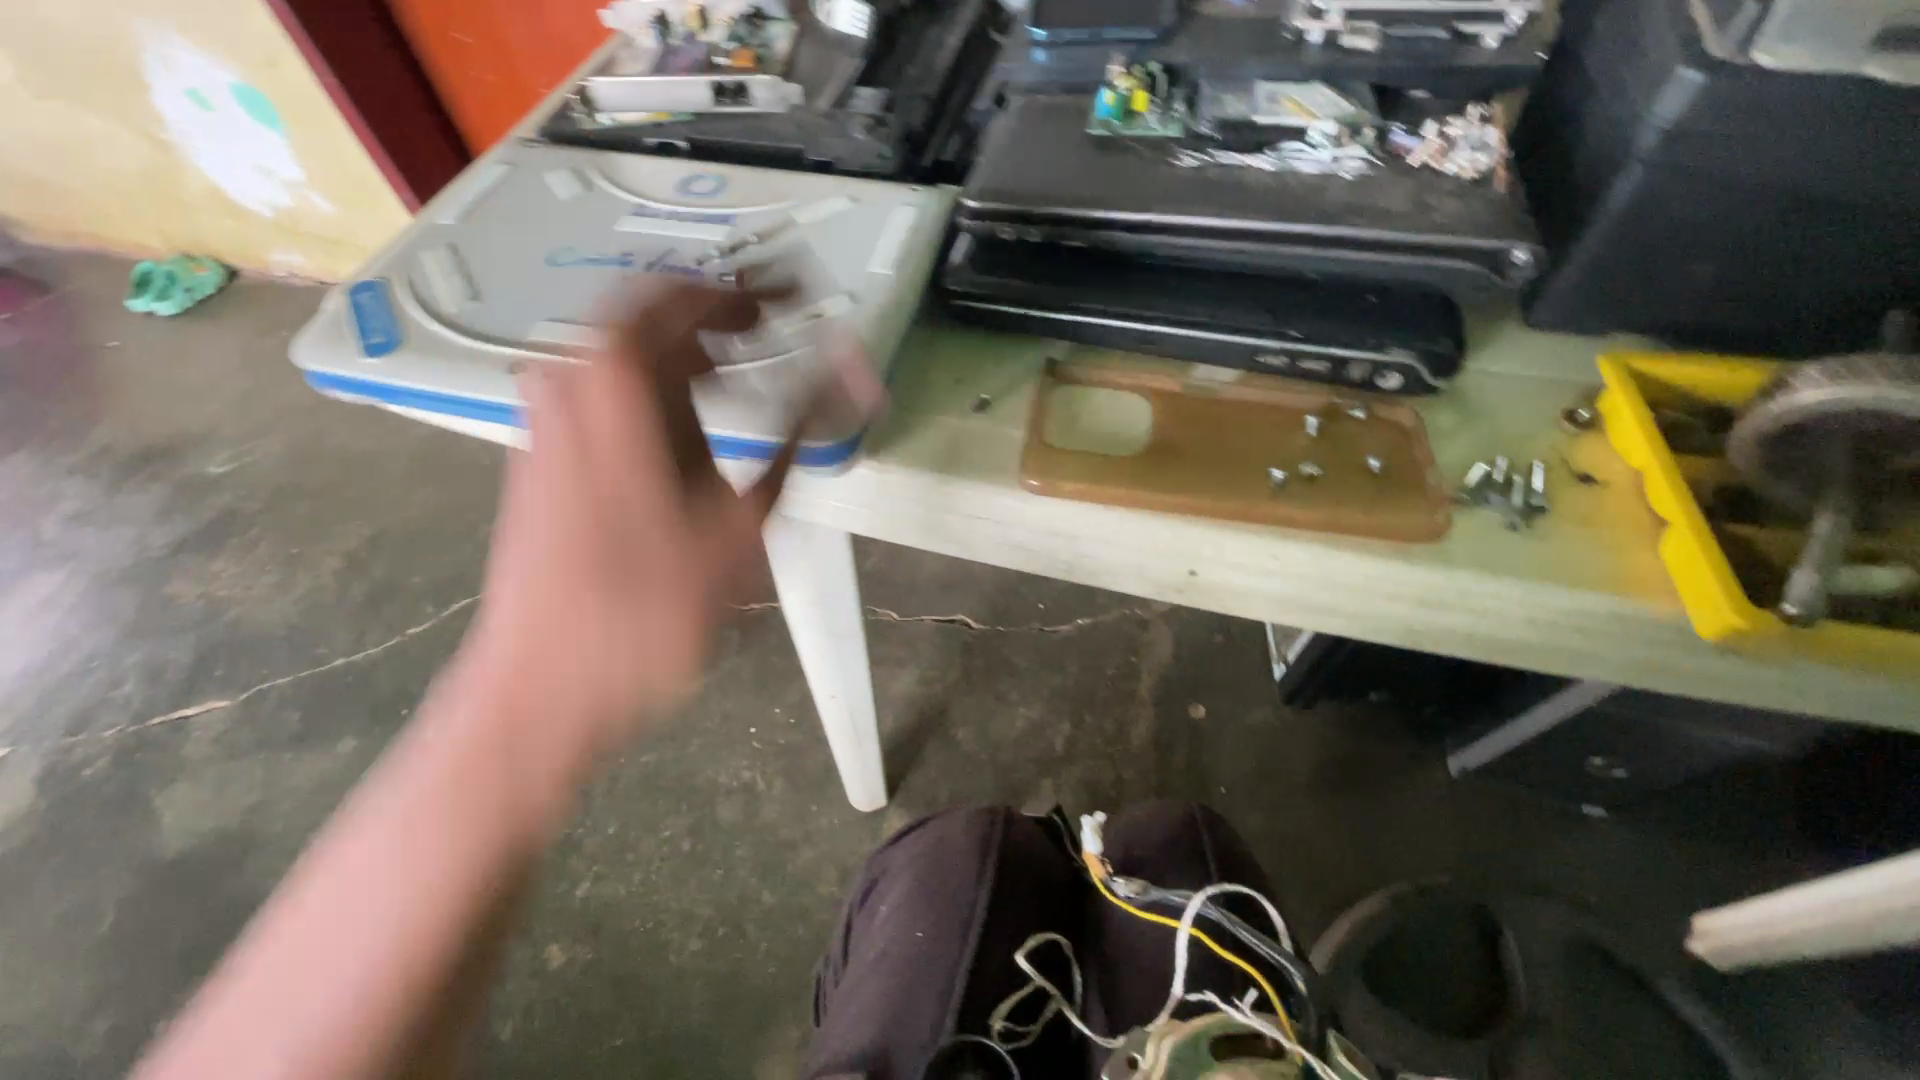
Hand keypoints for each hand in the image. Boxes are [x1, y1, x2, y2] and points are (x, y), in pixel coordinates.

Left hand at [457, 277, 847, 758]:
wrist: (542, 685)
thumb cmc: (648, 611)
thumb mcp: (742, 521)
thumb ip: (802, 430)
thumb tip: (856, 370)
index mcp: (617, 379)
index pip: (688, 294)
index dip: (751, 291)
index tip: (798, 299)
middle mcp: (569, 380)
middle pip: (651, 315)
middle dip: (720, 321)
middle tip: (774, 335)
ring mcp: (546, 416)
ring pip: (624, 353)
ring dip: (687, 357)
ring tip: (741, 380)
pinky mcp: (540, 451)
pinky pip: (604, 391)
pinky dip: (655, 392)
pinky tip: (690, 430)